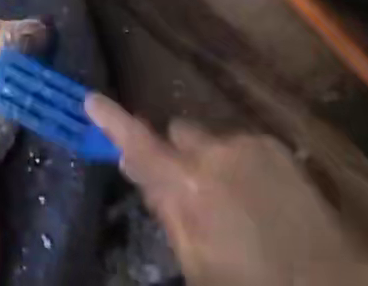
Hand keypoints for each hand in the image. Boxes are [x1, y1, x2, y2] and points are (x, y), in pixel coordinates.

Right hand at [86, 94, 367, 285]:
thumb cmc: (252, 284)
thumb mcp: (197, 265)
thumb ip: (167, 211)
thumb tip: (136, 167)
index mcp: (188, 187)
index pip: (138, 143)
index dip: (112, 121)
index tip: (91, 100)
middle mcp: (214, 152)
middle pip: (177, 134)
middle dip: (178, 154)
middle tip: (190, 192)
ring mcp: (248, 144)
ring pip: (212, 140)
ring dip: (212, 160)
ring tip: (237, 202)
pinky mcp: (276, 145)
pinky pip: (242, 145)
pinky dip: (242, 164)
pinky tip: (262, 199)